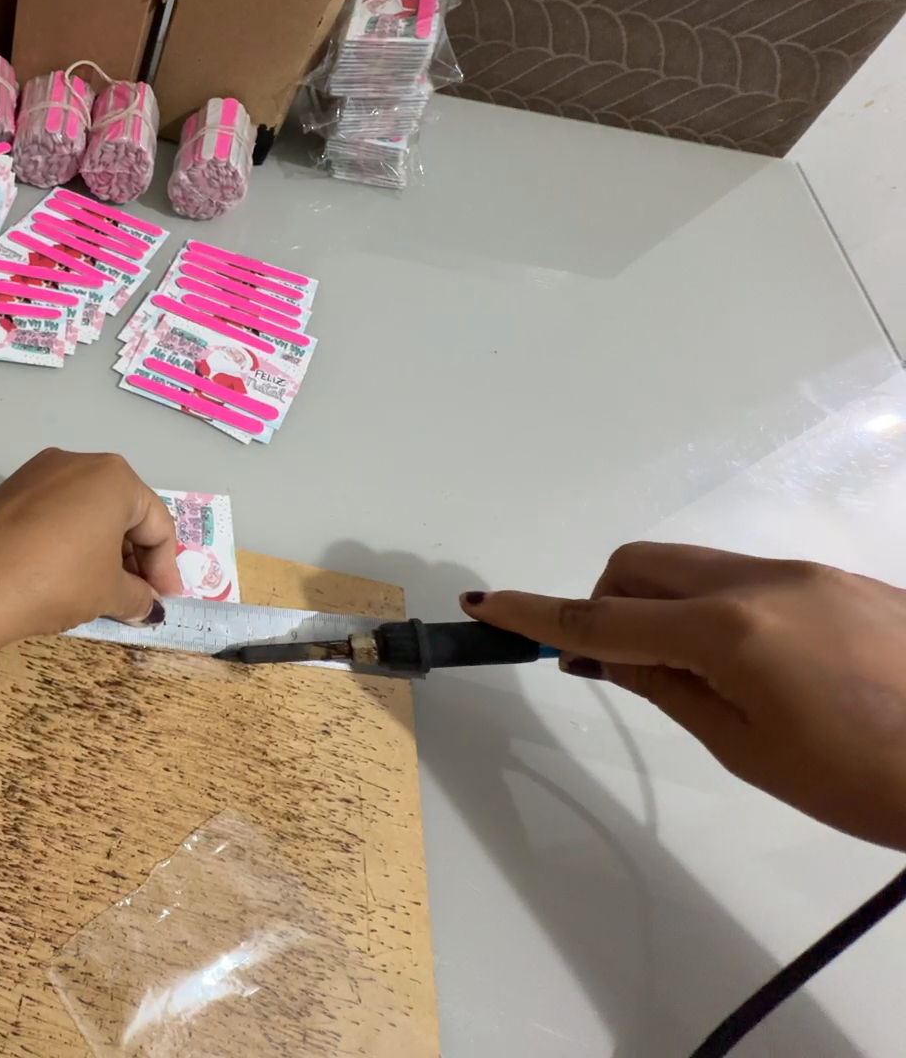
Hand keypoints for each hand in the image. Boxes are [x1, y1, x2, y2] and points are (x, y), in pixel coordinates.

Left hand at [0, 449, 185, 646]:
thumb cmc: (57, 580)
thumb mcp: (108, 593)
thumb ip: (137, 596)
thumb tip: (146, 605)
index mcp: (113, 476)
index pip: (155, 523)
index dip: (165, 566)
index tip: (163, 599)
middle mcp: (75, 462)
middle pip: (120, 511)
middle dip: (133, 556)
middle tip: (136, 596)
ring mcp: (35, 474)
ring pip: (84, 512)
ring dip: (100, 550)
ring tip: (101, 591)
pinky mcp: (5, 493)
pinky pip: (52, 515)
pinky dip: (67, 542)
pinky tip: (63, 576)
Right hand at [462, 542, 905, 850]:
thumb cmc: (877, 783)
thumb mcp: (747, 747)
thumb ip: (661, 684)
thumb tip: (600, 654)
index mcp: (730, 630)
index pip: (599, 620)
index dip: (534, 614)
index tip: (482, 604)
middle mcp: (766, 584)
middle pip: (637, 565)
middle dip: (606, 601)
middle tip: (624, 659)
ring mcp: (812, 577)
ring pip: (689, 567)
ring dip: (660, 604)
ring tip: (700, 666)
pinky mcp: (849, 583)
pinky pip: (745, 578)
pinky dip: (715, 607)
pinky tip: (761, 660)